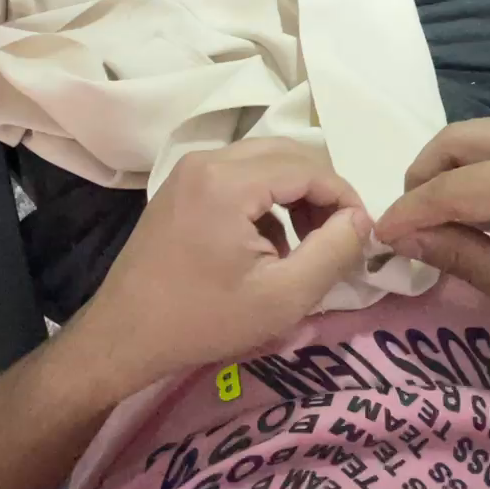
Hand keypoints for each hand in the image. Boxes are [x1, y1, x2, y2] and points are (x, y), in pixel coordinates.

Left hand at [58, 138, 373, 397]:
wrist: (126, 334)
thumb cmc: (204, 319)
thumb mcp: (282, 296)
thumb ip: (333, 252)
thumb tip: (361, 218)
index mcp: (228, 180)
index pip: (308, 167)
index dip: (344, 196)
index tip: (363, 233)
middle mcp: (207, 160)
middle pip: (286, 153)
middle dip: (320, 190)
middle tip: (338, 235)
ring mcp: (189, 169)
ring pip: (263, 161)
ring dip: (294, 193)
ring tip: (307, 242)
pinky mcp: (181, 185)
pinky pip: (238, 175)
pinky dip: (265, 198)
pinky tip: (269, 245)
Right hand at [375, 119, 489, 349]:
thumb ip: (461, 258)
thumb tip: (402, 239)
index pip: (447, 189)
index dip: (407, 214)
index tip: (378, 239)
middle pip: (454, 141)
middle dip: (421, 179)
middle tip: (414, 225)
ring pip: (477, 133)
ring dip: (448, 167)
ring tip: (445, 216)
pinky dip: (478, 162)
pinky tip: (485, 204)